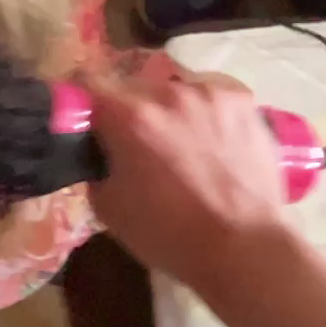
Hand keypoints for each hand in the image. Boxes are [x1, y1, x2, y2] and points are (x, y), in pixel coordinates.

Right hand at [88, 74, 292, 290]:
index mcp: (129, 116)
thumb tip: (100, 147)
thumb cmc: (169, 235)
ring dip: (169, 108)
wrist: (242, 246)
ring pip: (174, 88)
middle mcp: (167, 92)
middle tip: (139, 142)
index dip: (83, 98)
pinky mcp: (240, 98)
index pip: (88, 80)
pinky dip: (204, 111)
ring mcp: (208, 91)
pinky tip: (214, 139)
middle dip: (130, 109)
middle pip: (133, 86)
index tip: (88, 115)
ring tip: (183, 143)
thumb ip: (96, 164)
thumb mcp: (108, 207)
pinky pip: (209, 94)